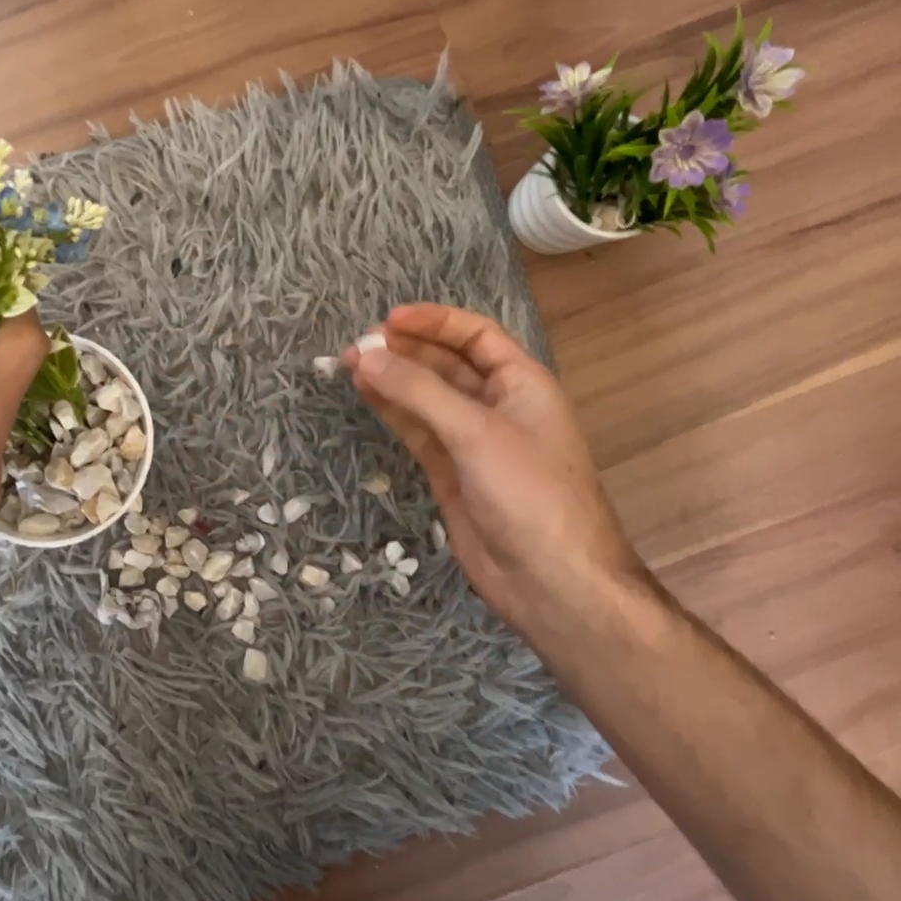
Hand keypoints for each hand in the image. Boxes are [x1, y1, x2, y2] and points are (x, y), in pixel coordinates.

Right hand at [343, 304, 640, 619]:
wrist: (550, 580)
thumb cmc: (529, 493)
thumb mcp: (476, 432)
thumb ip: (419, 392)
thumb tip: (365, 356)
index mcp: (522, 384)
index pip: (476, 337)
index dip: (435, 323)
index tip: (388, 321)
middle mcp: (498, 406)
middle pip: (447, 365)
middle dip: (405, 352)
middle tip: (357, 346)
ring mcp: (472, 442)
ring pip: (426, 398)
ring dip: (393, 380)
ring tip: (350, 365)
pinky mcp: (450, 473)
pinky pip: (417, 431)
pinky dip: (392, 412)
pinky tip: (367, 395)